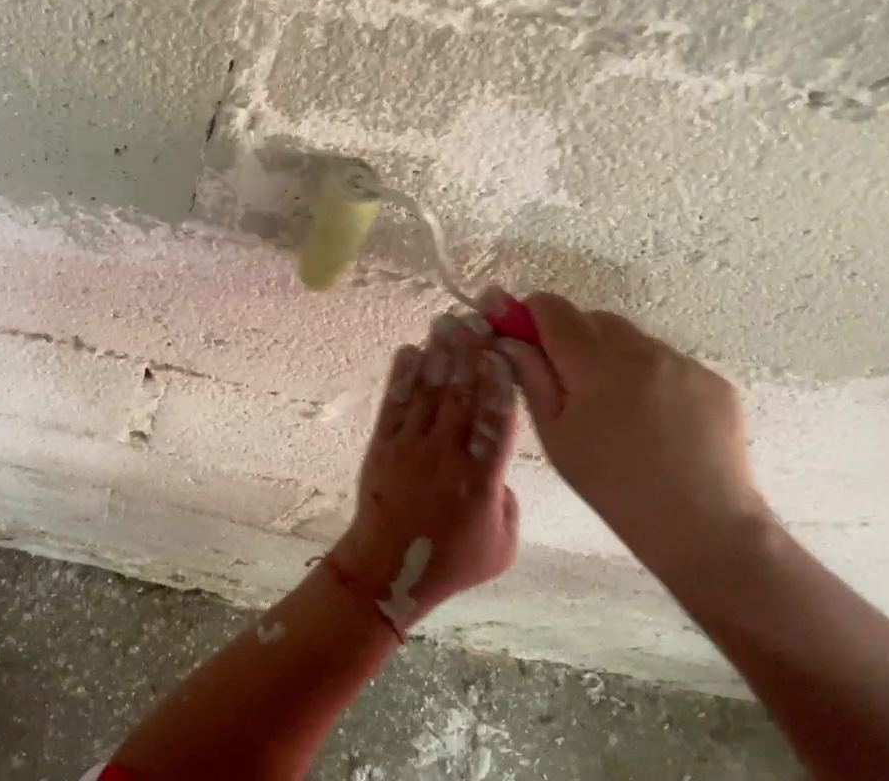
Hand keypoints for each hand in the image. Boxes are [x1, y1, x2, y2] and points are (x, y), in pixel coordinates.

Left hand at [329, 314, 521, 627]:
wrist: (388, 569)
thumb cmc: (451, 562)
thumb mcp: (502, 542)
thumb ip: (506, 497)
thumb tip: (497, 465)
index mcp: (479, 481)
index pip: (493, 422)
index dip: (497, 384)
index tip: (501, 351)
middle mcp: (444, 456)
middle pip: (460, 396)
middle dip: (468, 354)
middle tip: (475, 319)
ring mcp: (409, 447)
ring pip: (427, 393)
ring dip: (438, 355)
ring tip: (446, 323)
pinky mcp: (382, 445)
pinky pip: (394, 404)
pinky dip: (402, 376)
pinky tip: (410, 350)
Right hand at [489, 289, 772, 577]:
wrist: (701, 524)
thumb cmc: (611, 483)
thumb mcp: (555, 434)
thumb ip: (531, 376)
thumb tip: (509, 340)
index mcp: (595, 360)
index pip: (551, 307)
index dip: (529, 316)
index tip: (521, 339)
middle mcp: (641, 348)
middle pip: (593, 319)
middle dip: (572, 338)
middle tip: (567, 382)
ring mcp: (683, 362)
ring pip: (631, 339)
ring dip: (612, 356)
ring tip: (614, 407)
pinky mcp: (714, 380)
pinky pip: (667, 362)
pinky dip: (650, 376)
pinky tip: (652, 419)